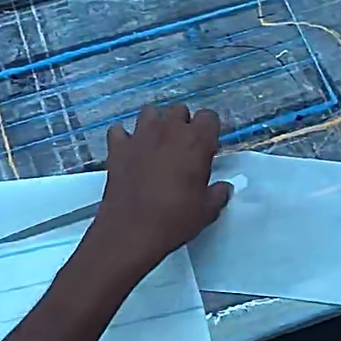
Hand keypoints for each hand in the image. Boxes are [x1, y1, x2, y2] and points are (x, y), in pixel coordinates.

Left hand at [85, 104, 233, 275]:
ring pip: (149, 112)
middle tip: (182, 148)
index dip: (209, 131)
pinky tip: (128, 149)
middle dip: (182, 124)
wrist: (131, 229)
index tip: (207, 148)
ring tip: (156, 144)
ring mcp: (139, 136)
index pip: (209, 117)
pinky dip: (124, 136)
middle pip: (179, 111)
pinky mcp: (117, 147)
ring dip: (155, 123)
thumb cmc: (174, 219)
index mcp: (195, 141)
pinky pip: (119, 130)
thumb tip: (223, 188)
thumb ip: (218, 194)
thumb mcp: (206, 210)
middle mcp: (167, 130)